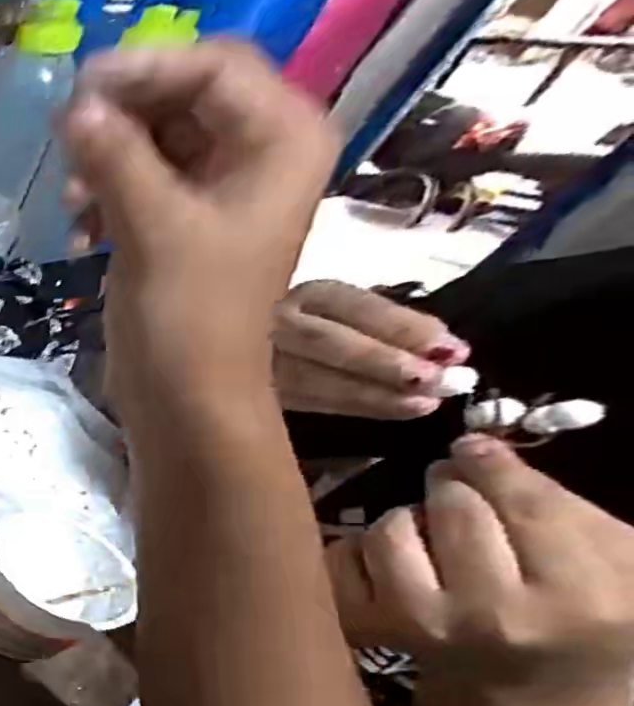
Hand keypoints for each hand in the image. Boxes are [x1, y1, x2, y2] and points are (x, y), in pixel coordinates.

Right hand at [58, 42, 337, 419]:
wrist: (185, 395)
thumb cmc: (187, 314)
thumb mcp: (152, 230)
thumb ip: (114, 161)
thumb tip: (73, 108)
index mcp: (279, 139)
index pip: (213, 69)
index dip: (145, 69)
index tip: (75, 87)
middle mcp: (255, 153)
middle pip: (182, 102)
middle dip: (120, 120)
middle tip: (63, 142)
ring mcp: (216, 192)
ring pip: (154, 145)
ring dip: (105, 164)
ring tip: (70, 201)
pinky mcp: (180, 225)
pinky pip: (140, 185)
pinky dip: (105, 199)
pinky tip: (80, 232)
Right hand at [272, 281, 467, 418]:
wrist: (262, 353)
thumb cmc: (325, 329)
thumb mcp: (354, 315)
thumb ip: (390, 328)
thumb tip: (445, 354)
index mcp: (309, 295)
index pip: (356, 308)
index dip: (403, 328)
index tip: (454, 351)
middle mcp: (275, 322)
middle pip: (325, 341)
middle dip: (381, 362)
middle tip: (430, 381)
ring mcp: (254, 358)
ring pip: (307, 377)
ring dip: (367, 393)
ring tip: (419, 404)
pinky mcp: (252, 389)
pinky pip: (299, 399)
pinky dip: (347, 407)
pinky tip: (389, 410)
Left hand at [327, 434, 633, 705]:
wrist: (528, 684)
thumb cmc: (581, 611)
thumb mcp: (617, 562)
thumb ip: (560, 506)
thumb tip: (477, 447)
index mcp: (578, 598)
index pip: (527, 510)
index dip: (492, 467)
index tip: (468, 443)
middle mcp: (488, 614)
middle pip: (453, 512)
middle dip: (450, 486)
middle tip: (451, 481)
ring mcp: (414, 622)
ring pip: (388, 530)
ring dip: (406, 517)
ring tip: (432, 531)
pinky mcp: (362, 624)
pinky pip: (340, 555)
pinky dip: (360, 545)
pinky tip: (392, 558)